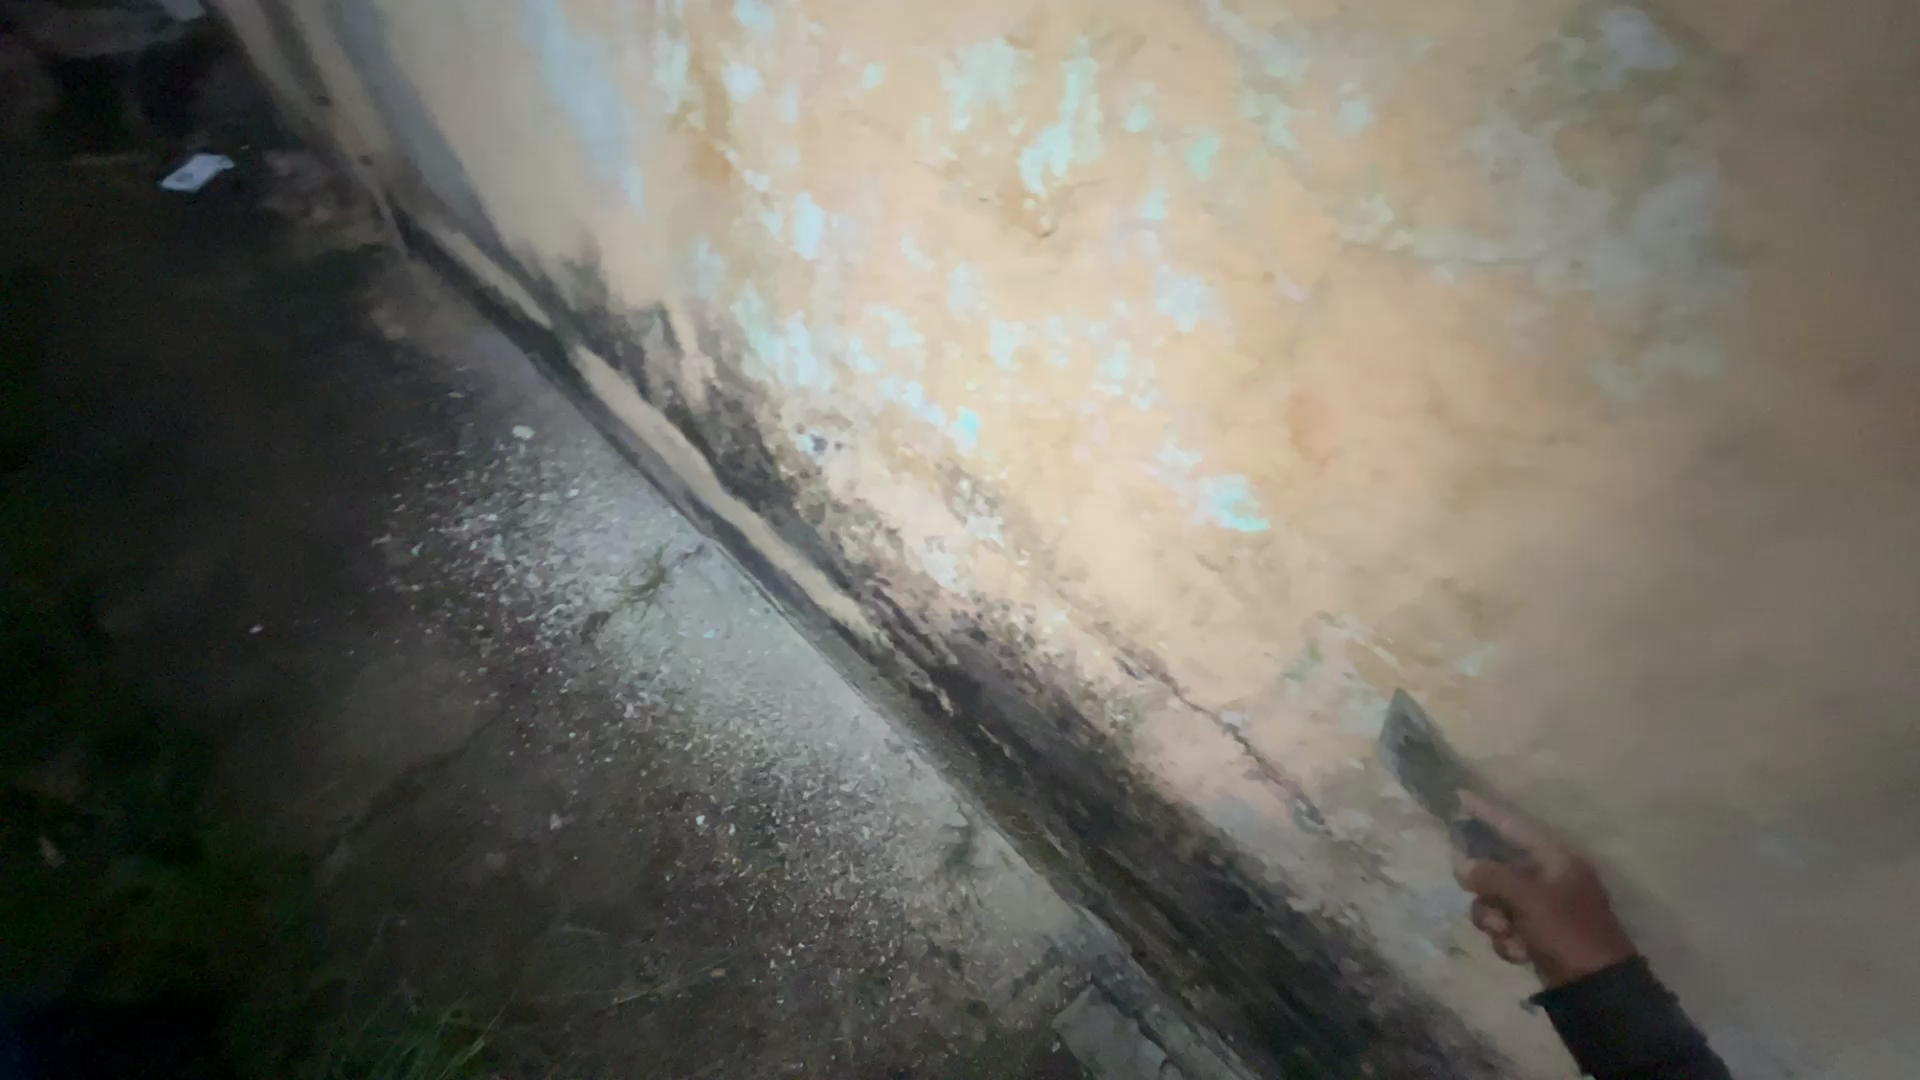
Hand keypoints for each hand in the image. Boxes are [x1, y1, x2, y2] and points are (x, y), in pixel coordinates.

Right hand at [1452, 791, 1637, 988]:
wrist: (1598, 991)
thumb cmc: (1567, 931)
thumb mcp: (1526, 898)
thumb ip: (1490, 874)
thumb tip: (1462, 866)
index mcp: (1555, 860)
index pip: (1513, 825)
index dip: (1485, 811)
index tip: (1458, 797)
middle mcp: (1547, 877)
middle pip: (1495, 864)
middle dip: (1484, 885)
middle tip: (1473, 888)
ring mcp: (1541, 905)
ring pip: (1493, 896)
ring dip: (1492, 916)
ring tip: (1505, 933)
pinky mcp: (1535, 930)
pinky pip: (1502, 921)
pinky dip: (1505, 937)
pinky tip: (1518, 950)